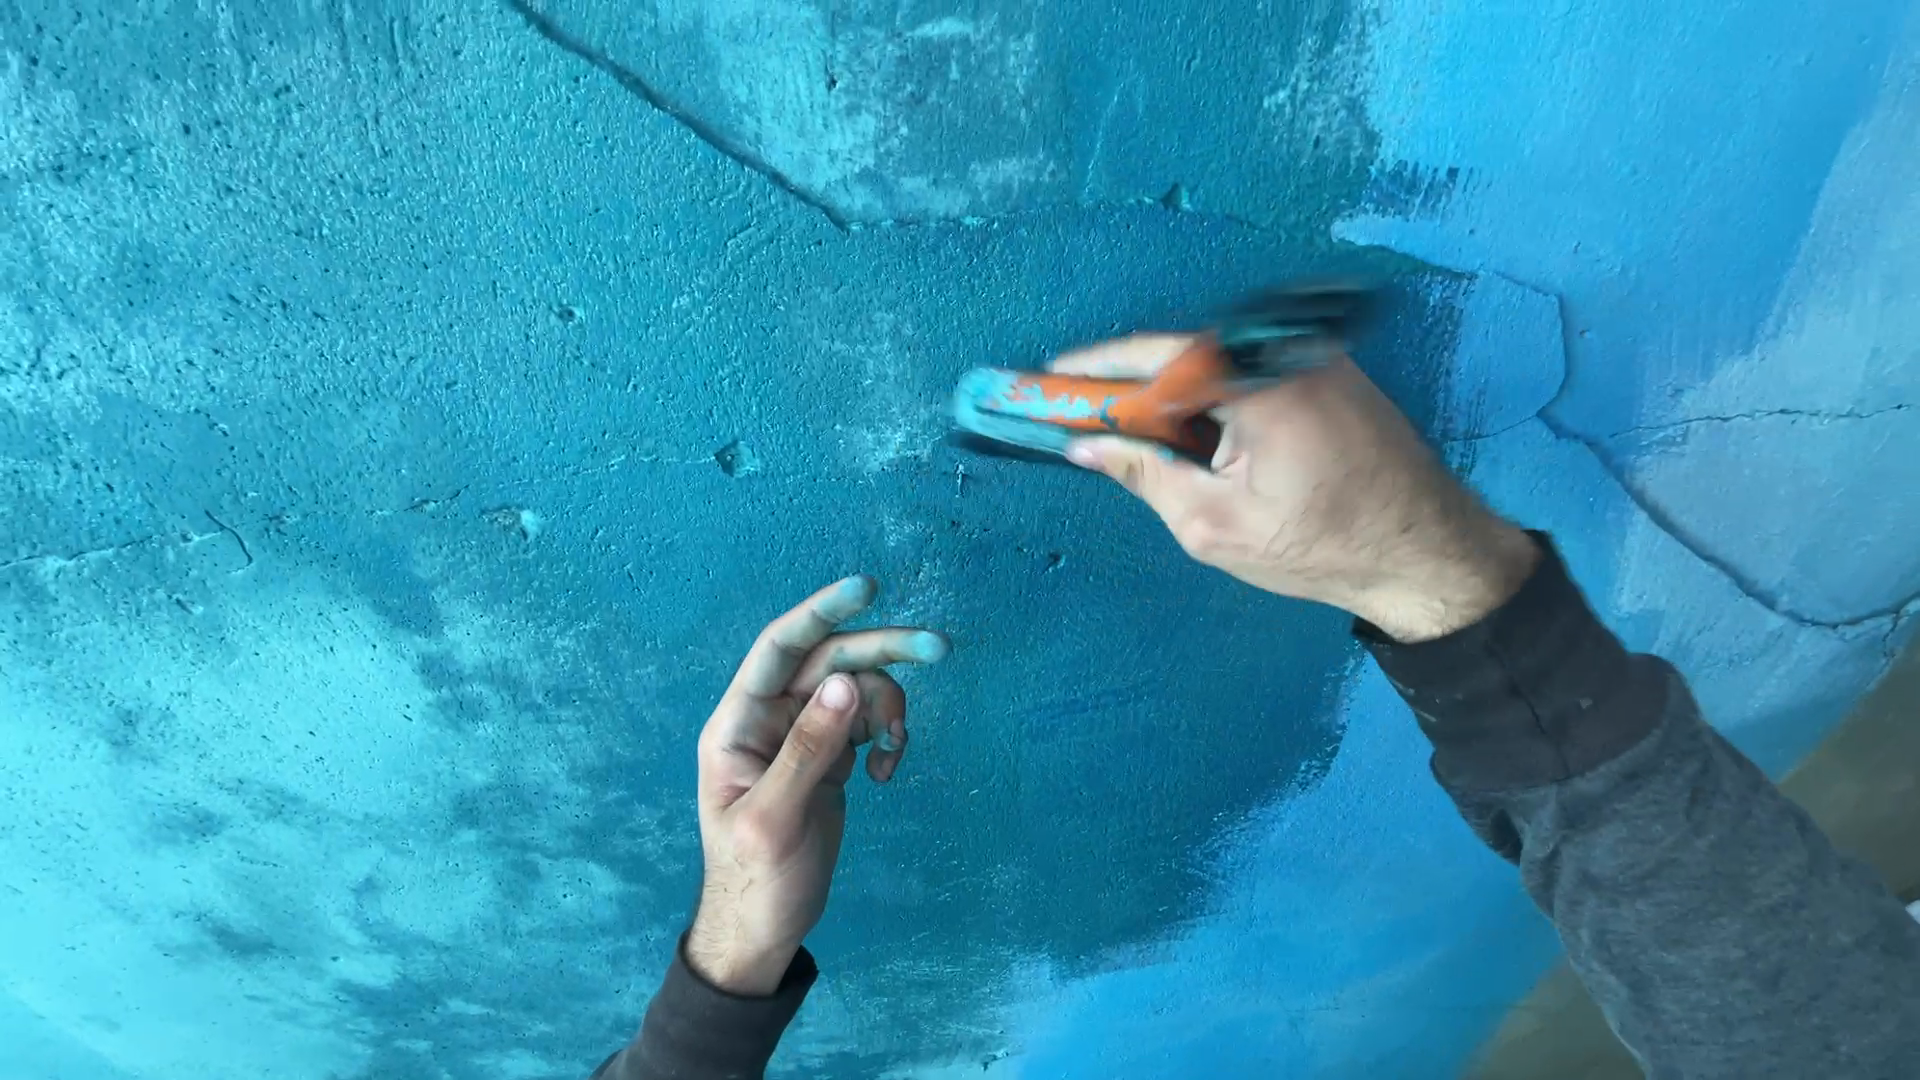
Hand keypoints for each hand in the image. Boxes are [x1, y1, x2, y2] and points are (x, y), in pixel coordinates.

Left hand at [686, 575, 948, 994]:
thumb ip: (807, 749)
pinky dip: (888, 735)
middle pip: (833, 660)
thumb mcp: (774, 819)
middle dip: (884, 652)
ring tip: (893, 751)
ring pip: (859, 689)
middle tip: (939, 646)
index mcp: (739, 722)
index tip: (865, 588)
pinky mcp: (830, 752)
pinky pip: (868, 721)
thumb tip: (847, 683)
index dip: (820, 611)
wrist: (766, 927)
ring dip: (889, 708)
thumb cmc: (753, 879)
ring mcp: (804, 733)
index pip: (780, 647)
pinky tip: (885, 769)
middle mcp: (772, 716)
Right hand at [1059, 335, 1538, 641]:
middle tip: (1083, 414)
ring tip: (1137, 438)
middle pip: (1180, 355)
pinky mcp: (1325, 373)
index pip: (1150, 358)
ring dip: (1168, 398)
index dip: (1092, 369)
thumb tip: (1084, 447)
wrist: (1427, 554)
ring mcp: (1311, 357)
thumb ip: (1143, 475)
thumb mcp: (1211, 524)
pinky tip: (1194, 439)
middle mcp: (1285, 350)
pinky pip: (1245, 375)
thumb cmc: (1316, 546)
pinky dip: (1207, 402)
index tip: (1047, 378)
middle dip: (1126, 385)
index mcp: (1255, 380)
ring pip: (1213, 366)